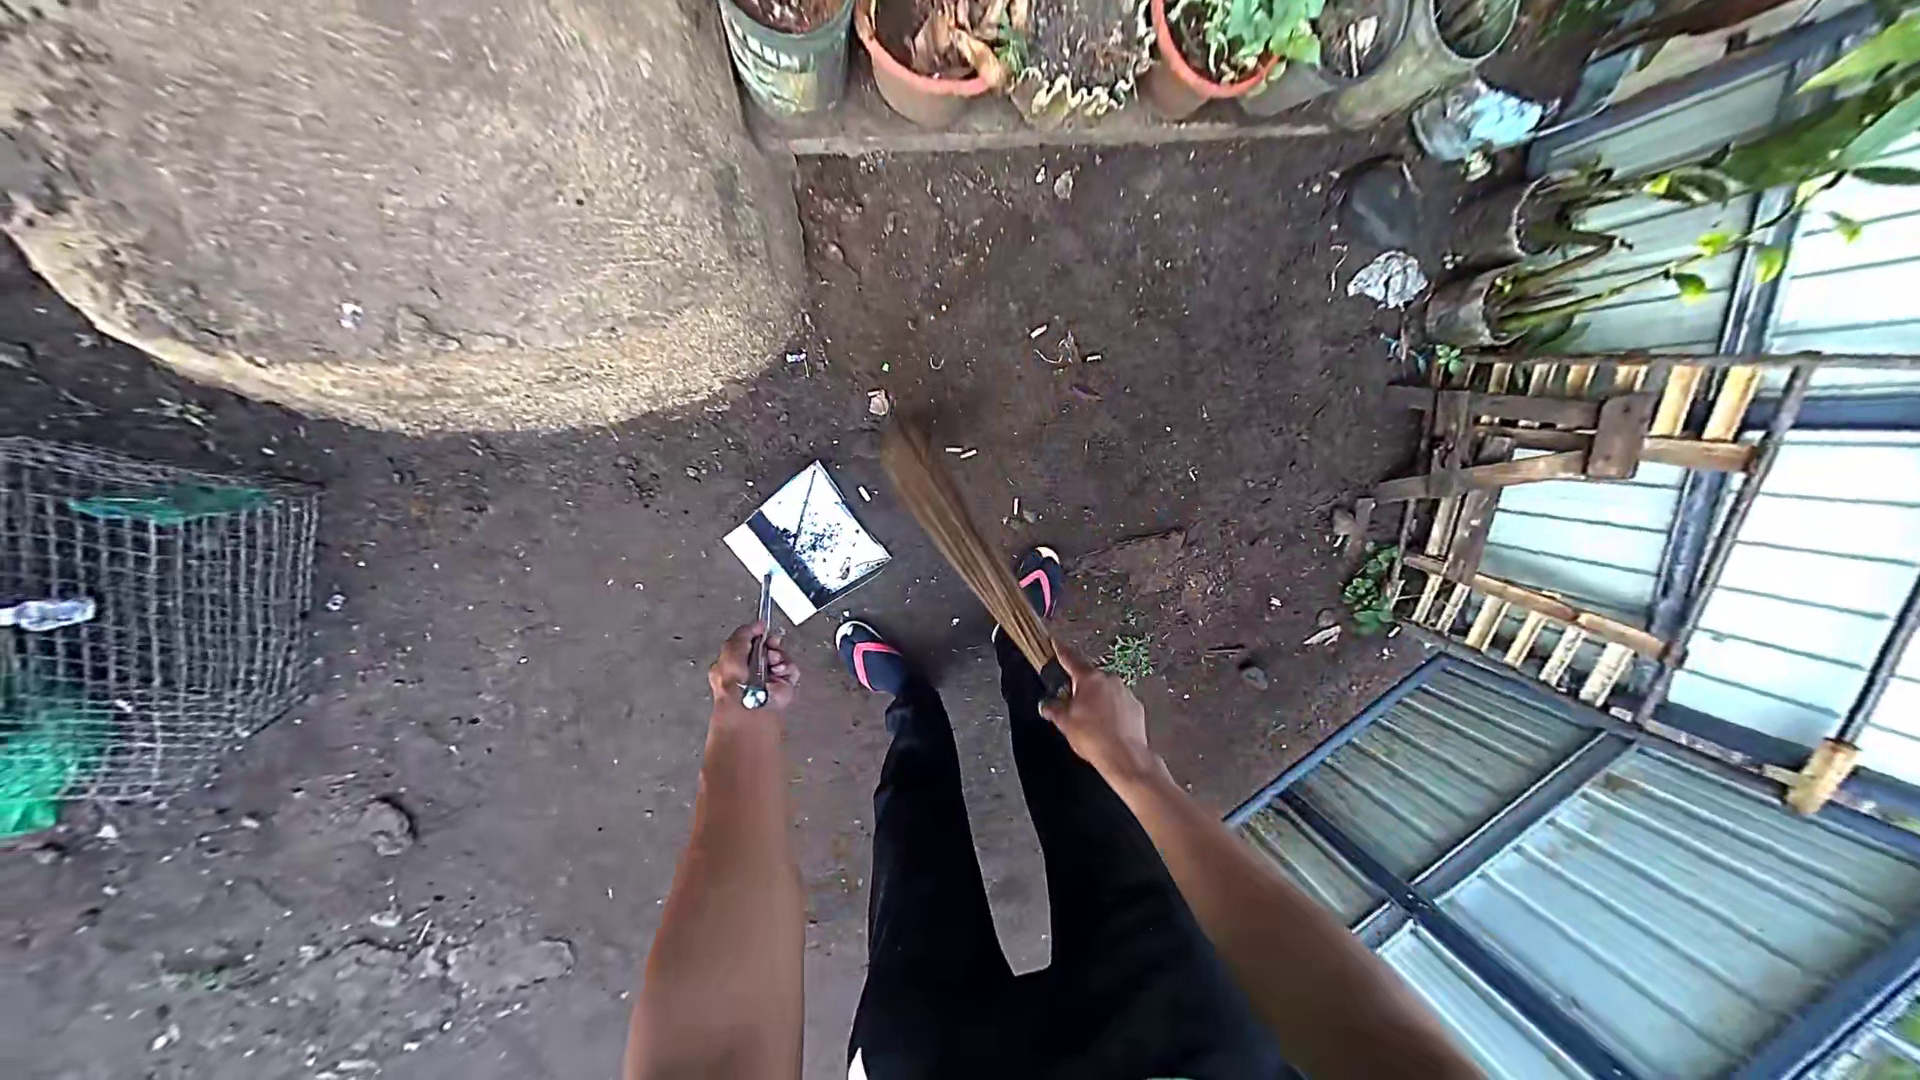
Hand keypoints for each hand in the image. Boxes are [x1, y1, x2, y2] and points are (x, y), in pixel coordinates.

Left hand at [708, 621, 798, 713]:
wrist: (748, 703)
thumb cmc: (733, 681)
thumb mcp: (731, 648)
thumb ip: (744, 633)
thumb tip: (759, 625)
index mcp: (736, 662)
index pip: (751, 642)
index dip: (758, 635)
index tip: (762, 630)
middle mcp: (753, 670)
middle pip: (769, 647)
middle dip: (771, 643)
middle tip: (771, 645)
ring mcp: (769, 677)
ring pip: (781, 656)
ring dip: (778, 655)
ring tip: (772, 662)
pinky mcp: (784, 685)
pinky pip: (791, 668)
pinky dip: (786, 667)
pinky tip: (778, 671)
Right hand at [1039, 643, 1160, 783]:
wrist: (1125, 757)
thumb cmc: (1093, 737)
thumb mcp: (1065, 722)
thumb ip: (1053, 709)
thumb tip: (1046, 705)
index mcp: (1090, 678)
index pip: (1070, 659)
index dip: (1060, 650)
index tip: (1055, 641)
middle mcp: (1109, 680)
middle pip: (1088, 678)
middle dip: (1079, 688)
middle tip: (1070, 706)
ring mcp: (1125, 693)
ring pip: (1105, 691)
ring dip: (1096, 701)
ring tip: (1089, 723)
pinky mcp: (1136, 707)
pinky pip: (1118, 704)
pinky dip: (1110, 711)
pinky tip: (1105, 727)